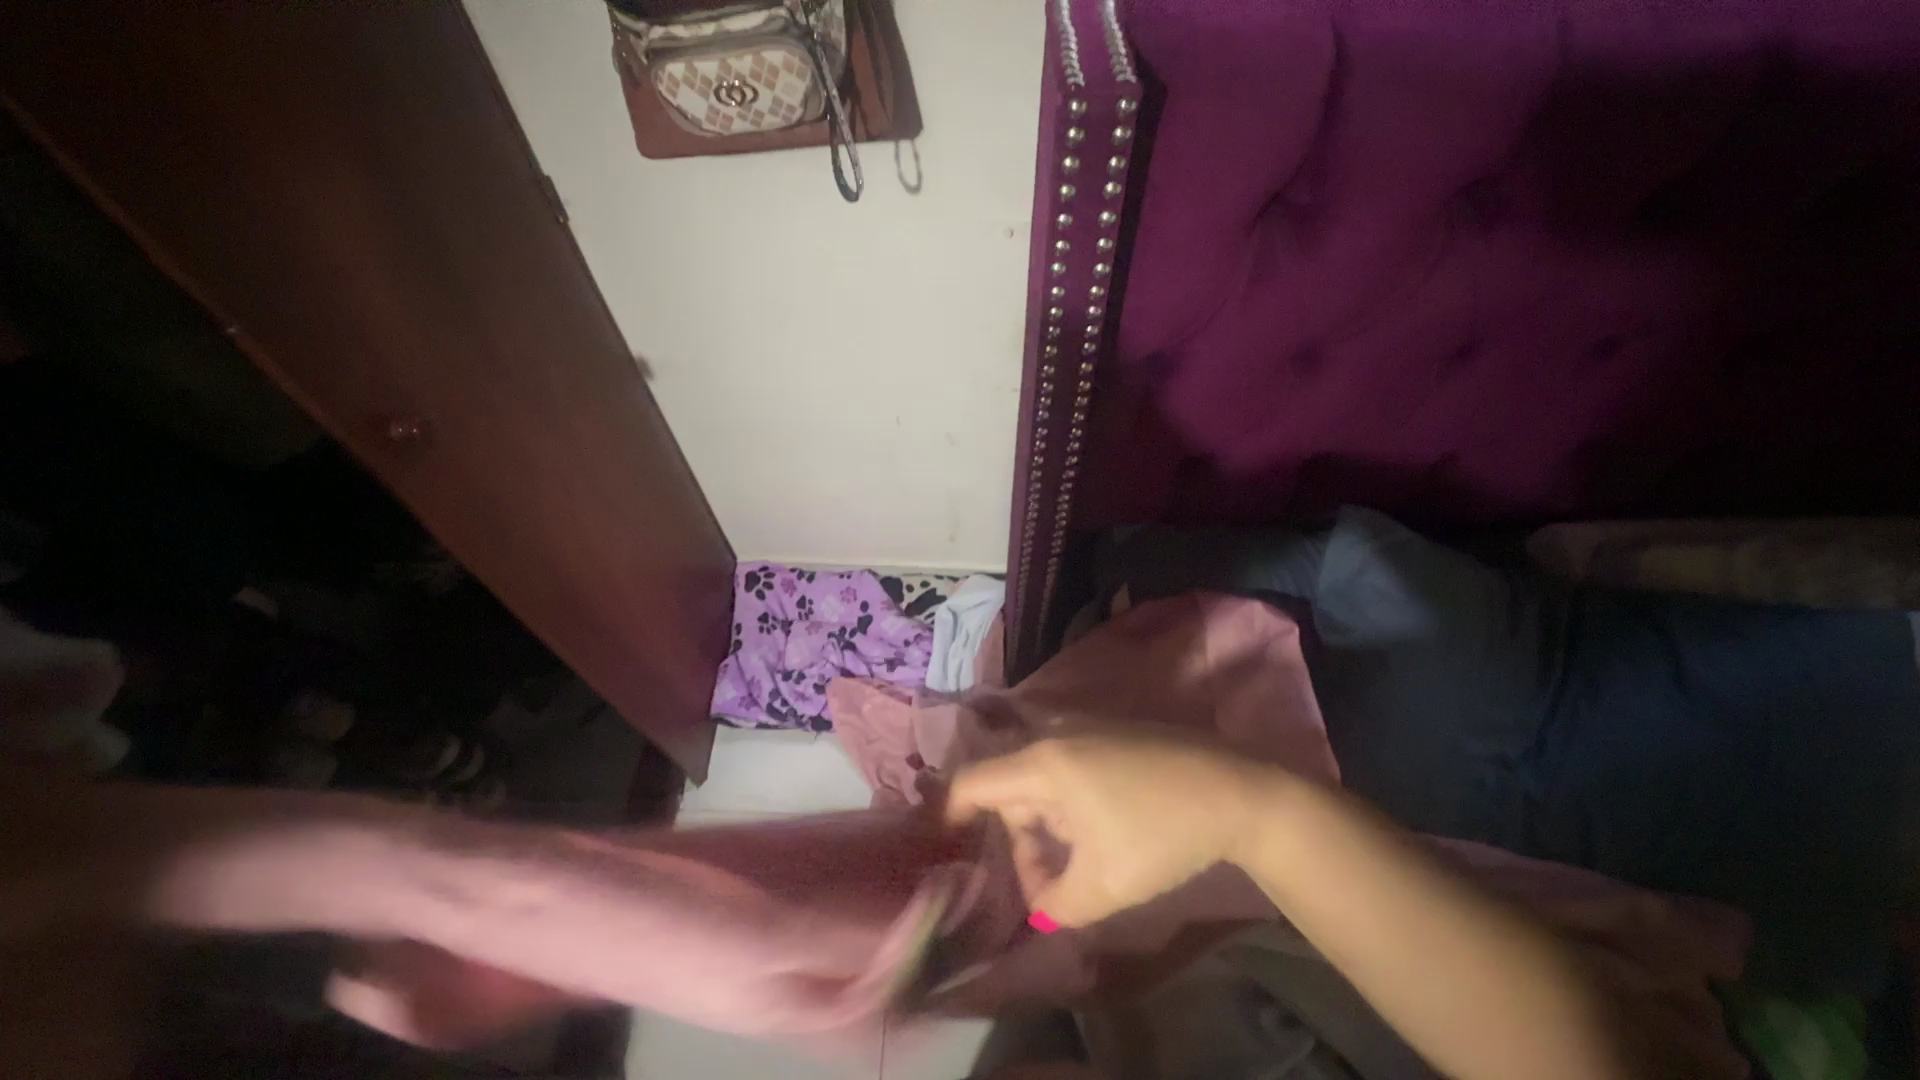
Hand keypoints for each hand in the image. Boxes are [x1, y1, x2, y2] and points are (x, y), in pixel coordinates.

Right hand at [944, 732, 1281, 926]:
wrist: (1239, 794)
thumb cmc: (1162, 836)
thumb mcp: (1103, 888)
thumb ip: (1053, 905)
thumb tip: (1039, 905)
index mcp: (1043, 764)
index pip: (973, 782)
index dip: (952, 814)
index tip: (948, 848)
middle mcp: (1057, 735)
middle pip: (1011, 790)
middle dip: (1022, 841)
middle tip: (1051, 883)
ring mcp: (1088, 728)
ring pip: (1043, 780)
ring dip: (1050, 826)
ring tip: (1086, 863)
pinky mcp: (1115, 732)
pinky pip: (1070, 767)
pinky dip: (1071, 803)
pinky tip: (1106, 832)